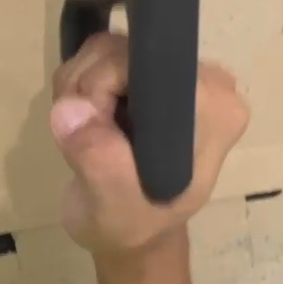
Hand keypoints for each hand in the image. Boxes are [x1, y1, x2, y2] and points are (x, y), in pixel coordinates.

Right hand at [49, 34, 249, 254]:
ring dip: (76, 89)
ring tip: (86, 134)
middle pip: (118, 49)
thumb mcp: (114, 203)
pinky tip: (86, 121)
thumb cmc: (130, 223)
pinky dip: (76, 86)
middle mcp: (201, 81)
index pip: (145, 60)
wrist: (128, 234)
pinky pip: (93, 55)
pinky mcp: (144, 71)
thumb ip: (99, 159)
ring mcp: (171, 73)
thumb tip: (69, 109)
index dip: (104, 85)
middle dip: (86, 90)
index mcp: (213, 107)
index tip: (96, 127)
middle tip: (86, 138)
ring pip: (100, 49)